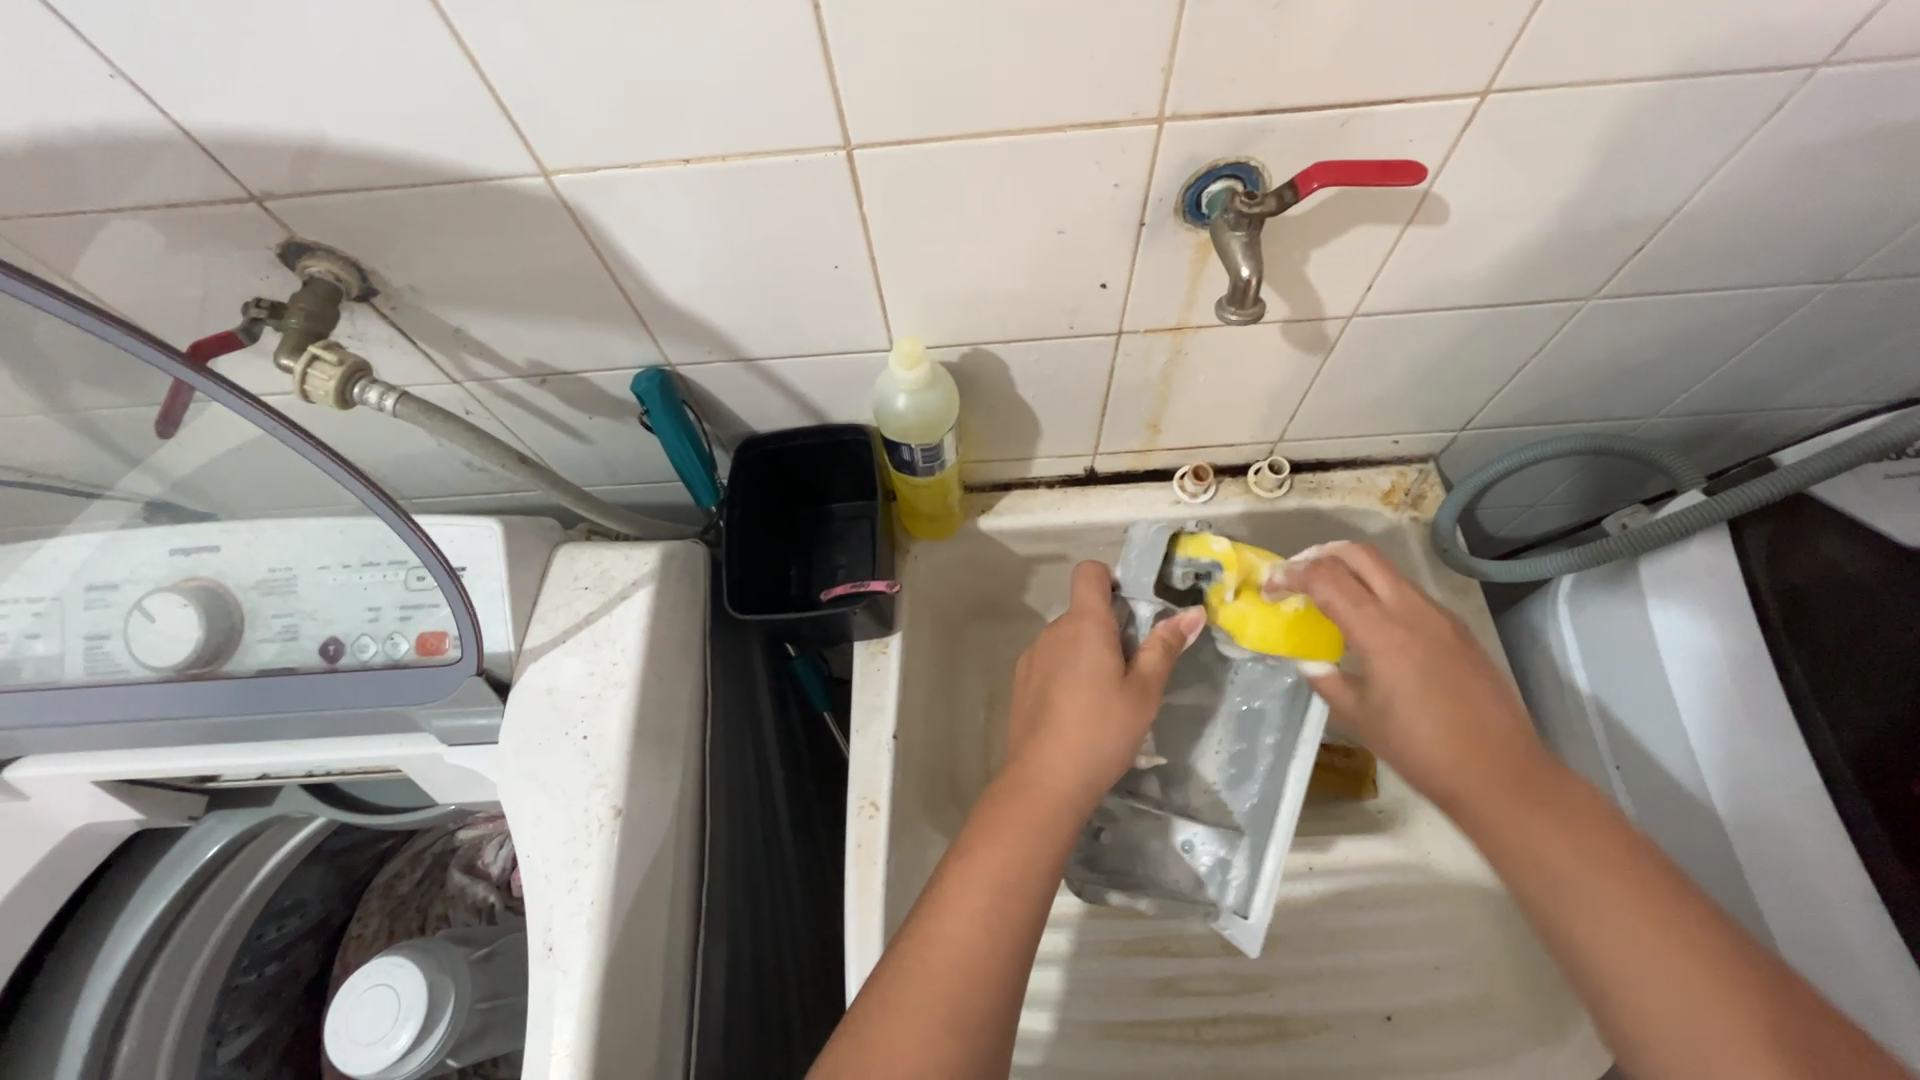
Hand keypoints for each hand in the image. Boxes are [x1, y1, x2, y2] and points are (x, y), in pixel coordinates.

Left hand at [1004, 561, 1205, 807]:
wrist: (1045, 780)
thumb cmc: (1103, 731)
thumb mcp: (1144, 692)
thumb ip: (1164, 648)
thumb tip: (1192, 613)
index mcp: (1084, 624)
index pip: (1089, 572)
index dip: (1110, 579)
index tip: (1131, 610)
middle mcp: (1052, 631)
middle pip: (1081, 610)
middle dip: (1107, 628)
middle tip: (1132, 669)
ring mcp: (1031, 656)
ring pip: (1065, 639)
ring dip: (1086, 652)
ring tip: (1106, 697)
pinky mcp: (1020, 682)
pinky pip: (1049, 661)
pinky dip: (1066, 672)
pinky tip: (1077, 711)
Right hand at [1267, 541, 1550, 812]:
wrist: (1500, 772)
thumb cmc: (1420, 750)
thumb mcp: (1358, 716)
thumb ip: (1326, 679)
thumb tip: (1308, 659)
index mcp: (1381, 631)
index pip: (1326, 578)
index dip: (1291, 575)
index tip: (1270, 588)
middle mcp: (1412, 611)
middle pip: (1359, 554)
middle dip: (1320, 555)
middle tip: (1295, 575)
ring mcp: (1440, 616)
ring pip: (1387, 570)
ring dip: (1351, 571)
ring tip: (1327, 597)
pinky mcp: (1457, 629)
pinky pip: (1408, 594)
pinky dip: (1378, 592)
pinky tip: (1368, 625)